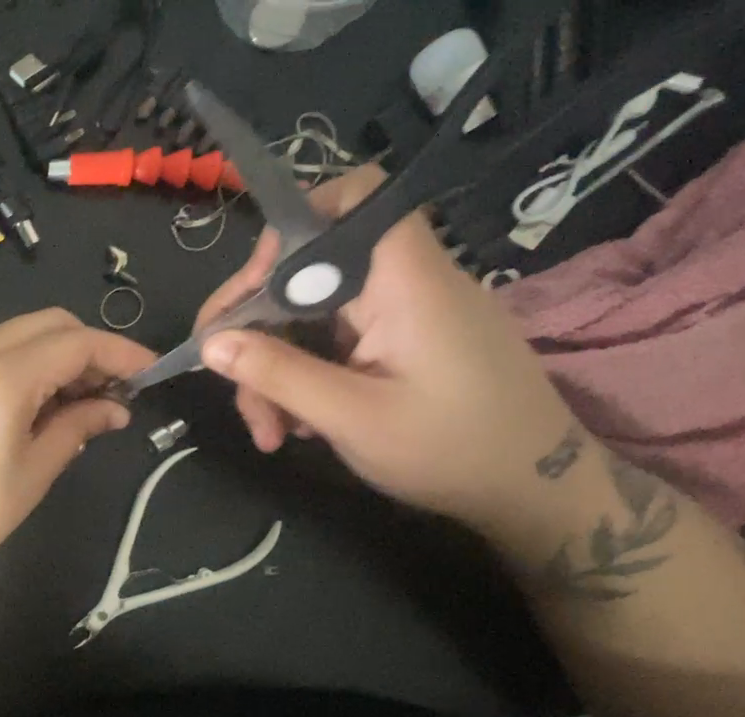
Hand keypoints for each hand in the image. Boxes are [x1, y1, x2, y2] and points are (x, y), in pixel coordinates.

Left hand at [0, 309, 154, 592]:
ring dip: (56, 355)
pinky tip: (38, 404)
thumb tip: (115, 408)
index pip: (75, 342)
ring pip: (18, 335)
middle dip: (89, 348)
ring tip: (80, 403)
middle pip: (48, 324)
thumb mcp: (33, 473)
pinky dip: (25, 364)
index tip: (151, 372)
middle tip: (114, 391)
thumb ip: (77, 427)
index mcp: (1, 378)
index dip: (120, 353)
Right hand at [196, 166, 583, 533]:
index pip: (354, 199)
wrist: (534, 490)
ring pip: (313, 317)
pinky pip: (334, 342)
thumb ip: (278, 375)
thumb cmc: (451, 450)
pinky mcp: (402, 344)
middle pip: (310, 273)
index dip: (293, 228)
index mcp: (406, 282)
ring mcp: (403, 316)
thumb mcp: (352, 419)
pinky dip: (304, 378)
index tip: (251, 288)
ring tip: (271, 433)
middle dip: (259, 328)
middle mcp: (404, 284)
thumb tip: (210, 343)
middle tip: (227, 381)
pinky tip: (297, 426)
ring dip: (275, 369)